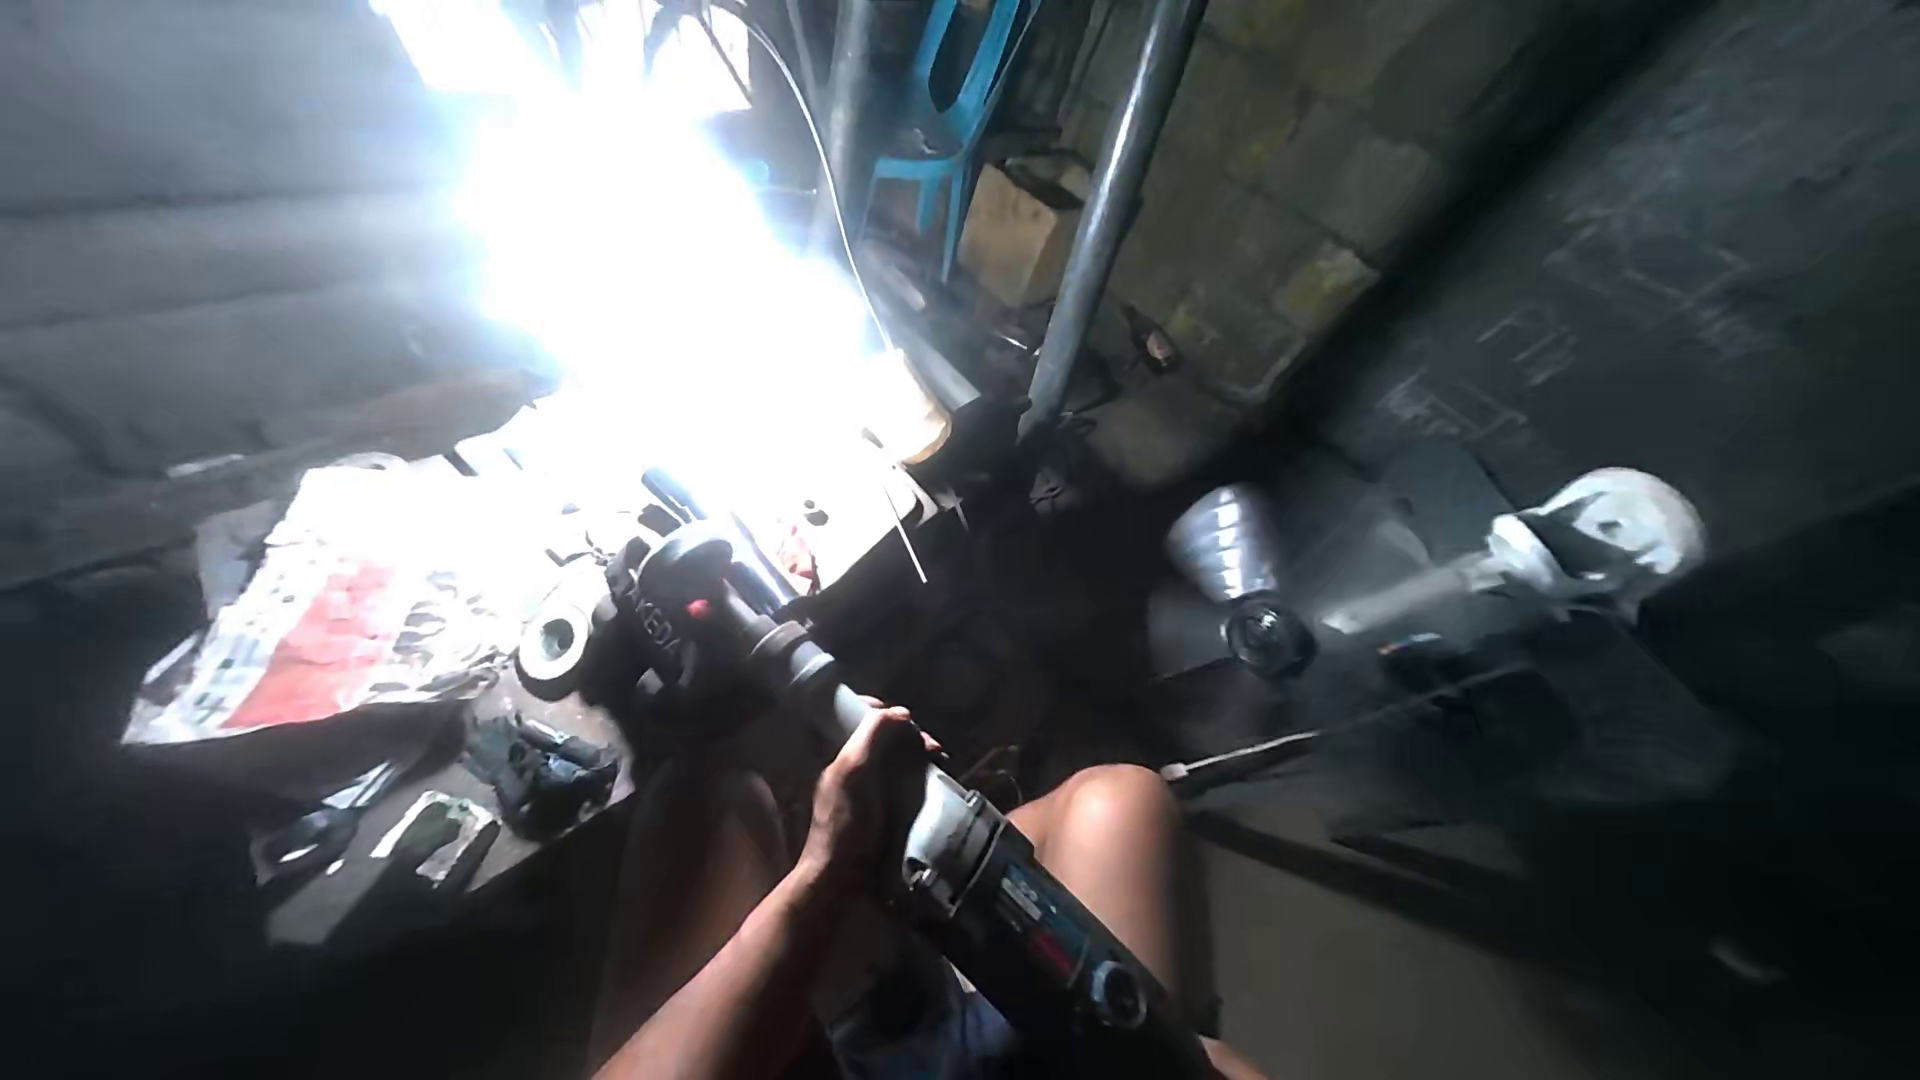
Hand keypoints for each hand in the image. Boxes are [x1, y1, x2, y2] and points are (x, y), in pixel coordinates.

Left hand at [797, 697, 937, 891]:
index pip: (858, 717)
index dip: (881, 710)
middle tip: (930, 745)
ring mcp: (870, 792)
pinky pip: (907, 785)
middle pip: (885, 737)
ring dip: (920, 755)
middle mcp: (855, 769)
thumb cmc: (846, 824)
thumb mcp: (854, 771)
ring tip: (939, 760)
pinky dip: (923, 777)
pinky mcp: (886, 813)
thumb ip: (873, 734)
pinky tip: (938, 780)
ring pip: (898, 760)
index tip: (906, 716)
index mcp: (841, 756)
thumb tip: (901, 712)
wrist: (842, 884)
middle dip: (910, 734)